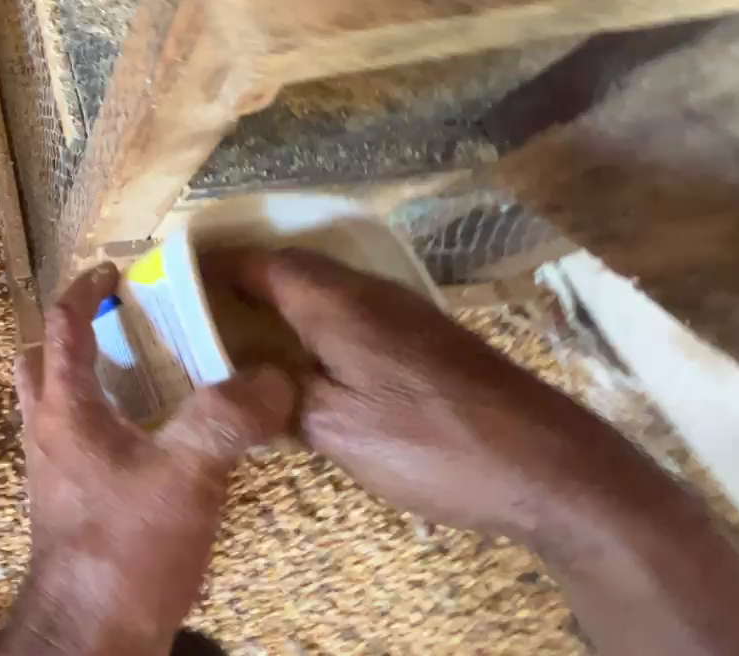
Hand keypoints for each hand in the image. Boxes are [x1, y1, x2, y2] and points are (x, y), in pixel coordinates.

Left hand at [9, 262, 293, 655]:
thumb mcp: (187, 475)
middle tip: (114, 324)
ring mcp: (46, 462)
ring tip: (134, 376)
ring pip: (48, 397)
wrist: (89, 627)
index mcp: (64, 404)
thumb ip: (226, 420)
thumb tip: (272, 377)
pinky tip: (137, 439)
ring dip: (78, 374)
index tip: (111, 271)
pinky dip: (92, 415)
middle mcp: (44, 425)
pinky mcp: (60, 495)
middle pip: (39, 357)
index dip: (84, 290)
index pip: (63, 324)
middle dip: (69, 330)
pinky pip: (66, 433)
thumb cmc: (128, 542)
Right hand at [201, 248, 647, 542]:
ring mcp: (402, 311)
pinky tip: (303, 354)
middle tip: (197, 307)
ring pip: (320, 286)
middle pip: (286, 266)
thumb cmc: (436, 445)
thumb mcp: (334, 428)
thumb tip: (242, 374)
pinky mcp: (426, 337)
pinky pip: (347, 307)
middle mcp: (366, 292)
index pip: (255, 262)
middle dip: (237, 279)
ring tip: (239, 328)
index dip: (210, 265)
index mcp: (334, 303)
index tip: (171, 278)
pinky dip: (309, 316)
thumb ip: (275, 392)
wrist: (567, 477)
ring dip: (275, 297)